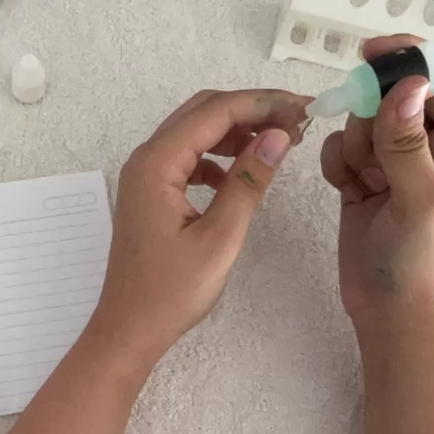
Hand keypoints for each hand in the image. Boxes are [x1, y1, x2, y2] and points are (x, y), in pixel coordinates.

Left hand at [85, 89, 308, 369]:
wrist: (129, 329)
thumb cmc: (171, 293)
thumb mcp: (219, 237)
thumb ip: (248, 182)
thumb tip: (279, 135)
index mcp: (156, 165)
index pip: (215, 112)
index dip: (263, 103)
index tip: (304, 107)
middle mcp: (145, 161)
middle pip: (202, 113)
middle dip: (251, 110)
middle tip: (297, 120)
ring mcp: (144, 178)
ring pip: (195, 134)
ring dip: (235, 132)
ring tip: (278, 143)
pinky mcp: (150, 196)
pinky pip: (186, 159)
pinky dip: (217, 157)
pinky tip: (238, 176)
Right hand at [319, 36, 433, 332]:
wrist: (389, 309)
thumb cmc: (420, 260)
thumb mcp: (421, 200)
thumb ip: (408, 143)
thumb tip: (403, 85)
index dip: (407, 59)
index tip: (369, 53)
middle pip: (393, 92)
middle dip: (372, 118)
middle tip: (370, 158)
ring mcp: (397, 157)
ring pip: (363, 118)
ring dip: (354, 145)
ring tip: (363, 183)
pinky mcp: (364, 175)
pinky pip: (341, 145)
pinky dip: (336, 163)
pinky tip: (347, 189)